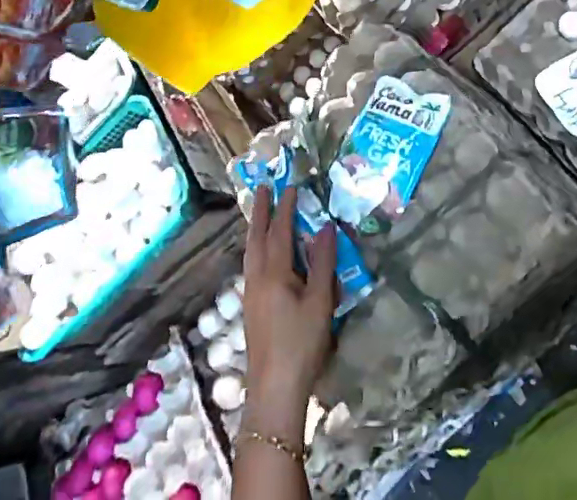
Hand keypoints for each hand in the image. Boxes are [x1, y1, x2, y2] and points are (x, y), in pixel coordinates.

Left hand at [242, 186, 338, 433]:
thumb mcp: (319, 302)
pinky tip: (262, 254)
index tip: (290, 186)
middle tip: (263, 188)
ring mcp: (250, 293)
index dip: (286, 208)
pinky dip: (256, 248)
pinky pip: (251, 265)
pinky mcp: (251, 307)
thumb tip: (325, 227)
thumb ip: (322, 263)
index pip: (280, 231)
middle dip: (261, 212)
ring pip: (251, 251)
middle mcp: (257, 277)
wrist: (274, 389)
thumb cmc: (301, 344)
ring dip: (256, 229)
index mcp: (274, 273)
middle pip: (257, 237)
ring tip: (261, 214)